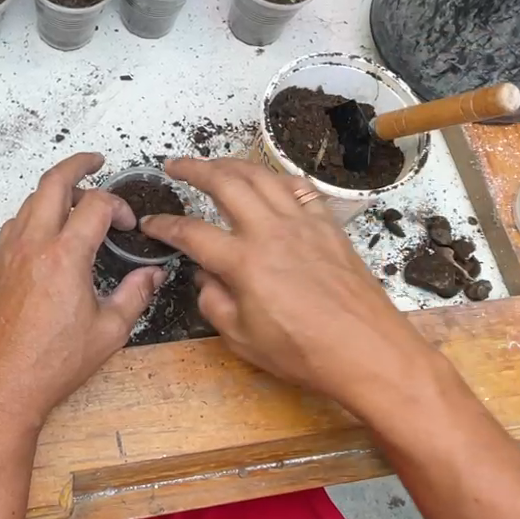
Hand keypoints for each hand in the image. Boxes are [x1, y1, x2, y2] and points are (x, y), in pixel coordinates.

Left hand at [0, 153, 164, 434]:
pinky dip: (32, 217)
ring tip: (75, 204)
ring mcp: (6, 255)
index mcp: (64, 256)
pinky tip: (46, 236)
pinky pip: (12, 226)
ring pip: (28, 202)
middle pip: (52, 182)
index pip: (96, 205)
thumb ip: (135, 295)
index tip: (128, 225)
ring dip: (53, 194)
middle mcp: (31, 245)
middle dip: (77, 165)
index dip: (118, 206)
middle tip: (95, 162)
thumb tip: (153, 275)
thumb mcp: (109, 332)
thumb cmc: (54, 364)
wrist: (1, 387)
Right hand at [141, 158, 429, 408]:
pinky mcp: (329, 227)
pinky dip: (278, 179)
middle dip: (195, 169)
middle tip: (175, 165)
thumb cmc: (305, 354)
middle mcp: (272, 233)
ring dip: (233, 164)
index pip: (192, 233)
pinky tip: (269, 182)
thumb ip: (214, 302)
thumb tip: (206, 277)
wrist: (369, 352)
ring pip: (263, 176)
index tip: (150, 222)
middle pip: (226, 184)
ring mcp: (304, 224)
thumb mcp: (242, 339)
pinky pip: (300, 189)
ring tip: (215, 164)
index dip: (165, 225)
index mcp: (245, 262)